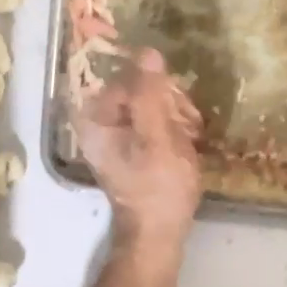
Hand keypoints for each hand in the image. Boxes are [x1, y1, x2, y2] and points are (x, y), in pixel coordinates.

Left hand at [75, 48, 202, 247]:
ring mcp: (114, 136)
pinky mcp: (131, 148)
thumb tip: (147, 52)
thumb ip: (150, 94)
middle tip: (188, 130)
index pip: (132, 77)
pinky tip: (185, 146)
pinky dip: (174, 130)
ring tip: (189, 141)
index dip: (161, 90)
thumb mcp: (158, 138)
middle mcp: (99, 121)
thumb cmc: (158, 188)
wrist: (157, 234)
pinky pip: (155, 122)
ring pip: (153, 103)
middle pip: (142, 88)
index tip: (180, 111)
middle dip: (171, 104)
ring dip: (178, 116)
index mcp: (96, 116)